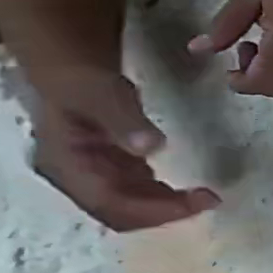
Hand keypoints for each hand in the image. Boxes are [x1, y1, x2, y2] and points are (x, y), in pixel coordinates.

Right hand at [28, 66, 218, 231]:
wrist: (64, 61)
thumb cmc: (79, 73)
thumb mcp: (100, 91)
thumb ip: (123, 120)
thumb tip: (149, 149)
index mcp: (64, 163)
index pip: (108, 202)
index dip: (152, 210)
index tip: (193, 204)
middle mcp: (74, 176)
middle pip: (120, 210)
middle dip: (164, 211)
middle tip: (208, 201)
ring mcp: (91, 172)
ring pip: (130, 203)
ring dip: (167, 205)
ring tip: (204, 197)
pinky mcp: (108, 166)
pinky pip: (136, 189)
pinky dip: (162, 193)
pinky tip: (185, 189)